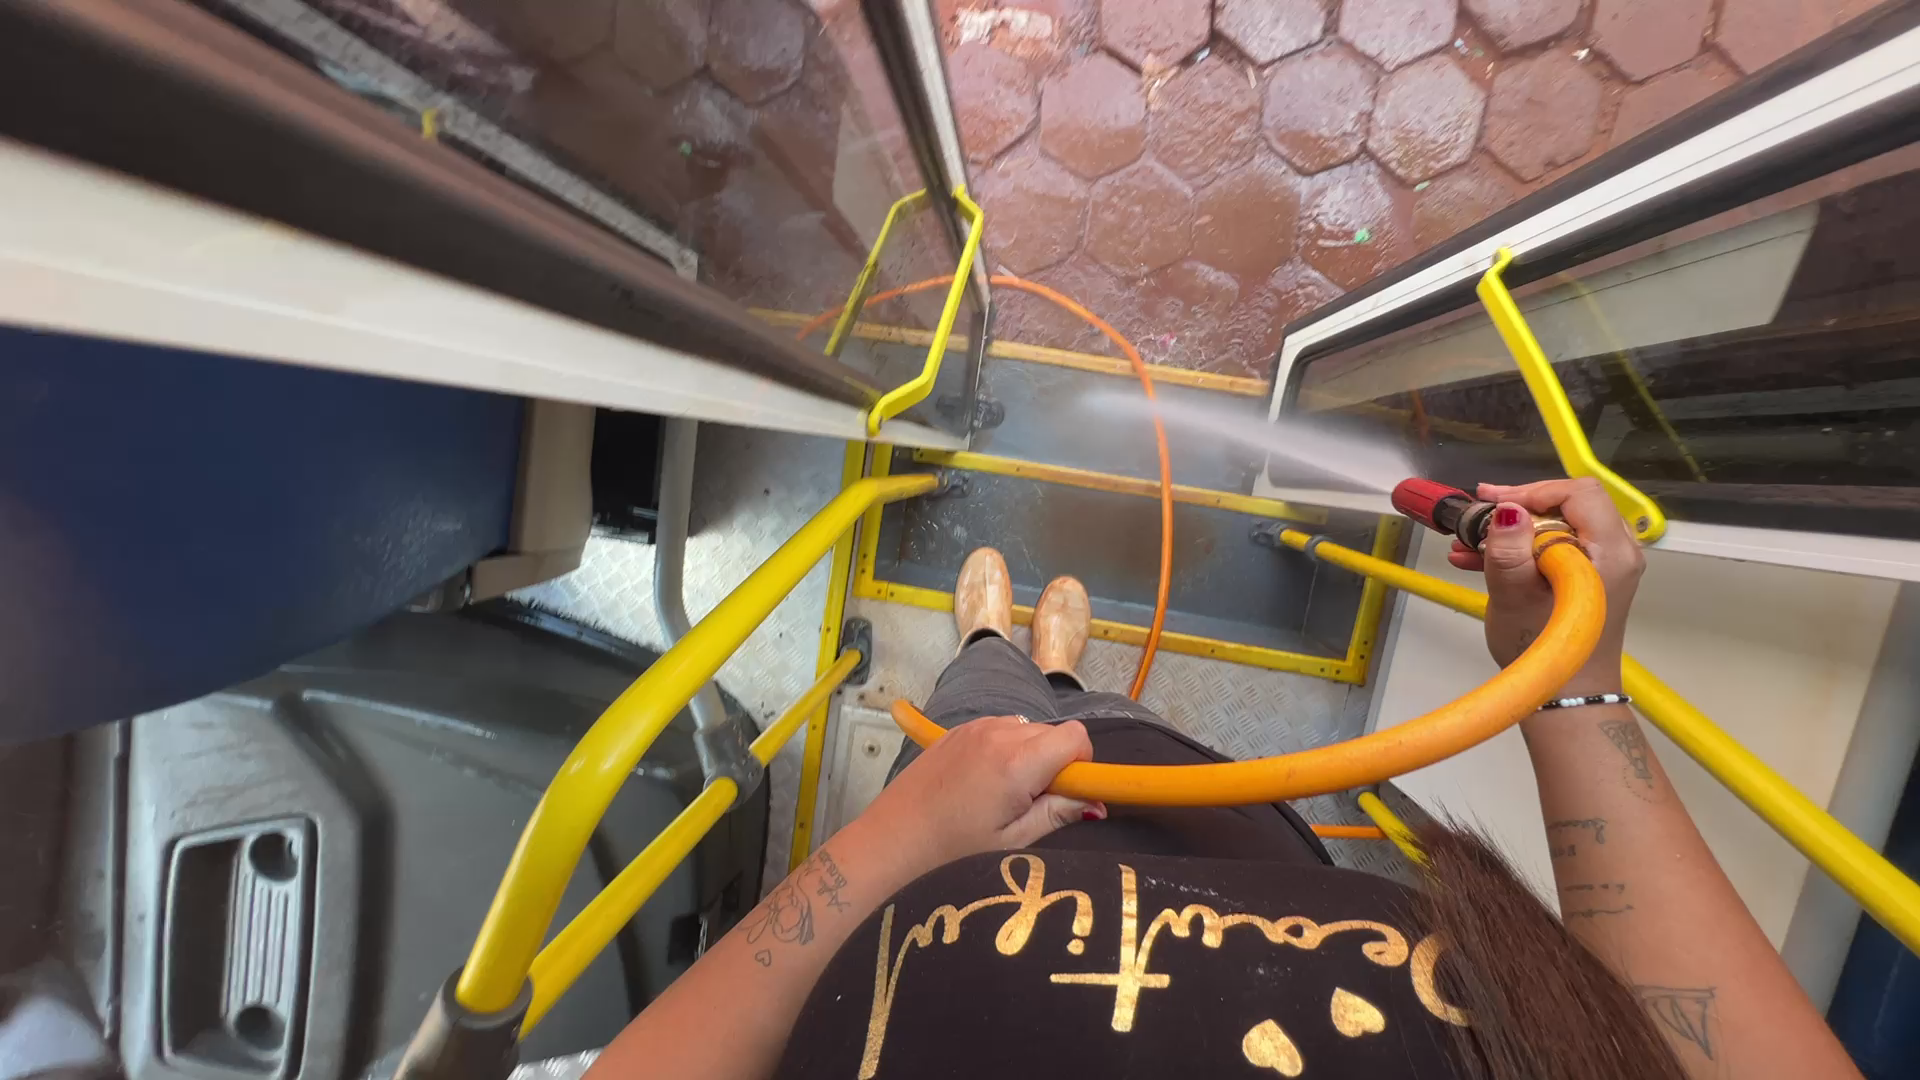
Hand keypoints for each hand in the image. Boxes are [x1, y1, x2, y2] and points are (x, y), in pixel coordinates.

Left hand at [856, 715, 1103, 872]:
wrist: (891, 842)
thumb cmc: (951, 852)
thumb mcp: (1013, 843)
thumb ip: (1058, 814)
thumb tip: (1096, 800)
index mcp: (1017, 760)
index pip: (1077, 737)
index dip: (1082, 766)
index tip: (1067, 796)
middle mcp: (999, 732)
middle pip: (1053, 733)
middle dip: (1056, 764)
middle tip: (1032, 804)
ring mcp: (976, 726)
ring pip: (1028, 729)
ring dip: (1031, 755)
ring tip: (1005, 795)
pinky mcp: (958, 729)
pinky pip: (1001, 729)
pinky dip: (1007, 749)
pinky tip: (985, 783)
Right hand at [1446, 477, 1643, 695]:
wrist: (1561, 691)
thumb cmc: (1540, 643)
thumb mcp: (1514, 595)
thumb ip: (1510, 550)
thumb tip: (1506, 510)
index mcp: (1610, 551)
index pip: (1580, 494)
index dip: (1533, 491)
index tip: (1490, 504)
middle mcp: (1615, 551)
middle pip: (1569, 505)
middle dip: (1516, 507)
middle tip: (1474, 514)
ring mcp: (1601, 566)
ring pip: (1555, 525)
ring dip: (1509, 529)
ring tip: (1465, 542)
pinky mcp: (1584, 579)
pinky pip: (1551, 547)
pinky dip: (1515, 547)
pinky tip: (1473, 558)